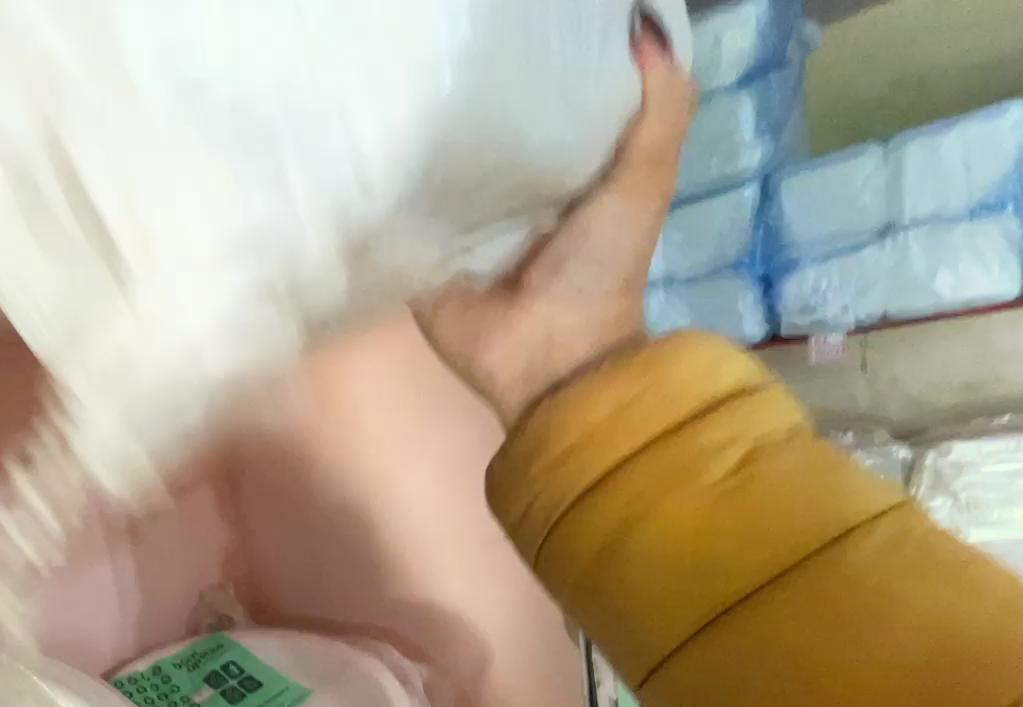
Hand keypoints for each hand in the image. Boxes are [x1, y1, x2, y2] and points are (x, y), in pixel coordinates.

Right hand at [411, 22, 695, 425]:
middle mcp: (500, 201)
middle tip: (438, 53)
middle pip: (478, 139)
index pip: (536, 110)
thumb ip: (657, 110)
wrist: (545, 357)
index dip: (531, 71)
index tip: (509, 30)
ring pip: (431, 176)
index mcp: (554, 178)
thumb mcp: (644, 181)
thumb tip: (641, 25)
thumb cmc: (599, 270)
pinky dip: (385, 195)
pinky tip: (365, 153)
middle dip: (463, 100)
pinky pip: (397, 221)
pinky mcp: (417, 260)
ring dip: (416, 143)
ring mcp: (453, 232)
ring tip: (394, 85)